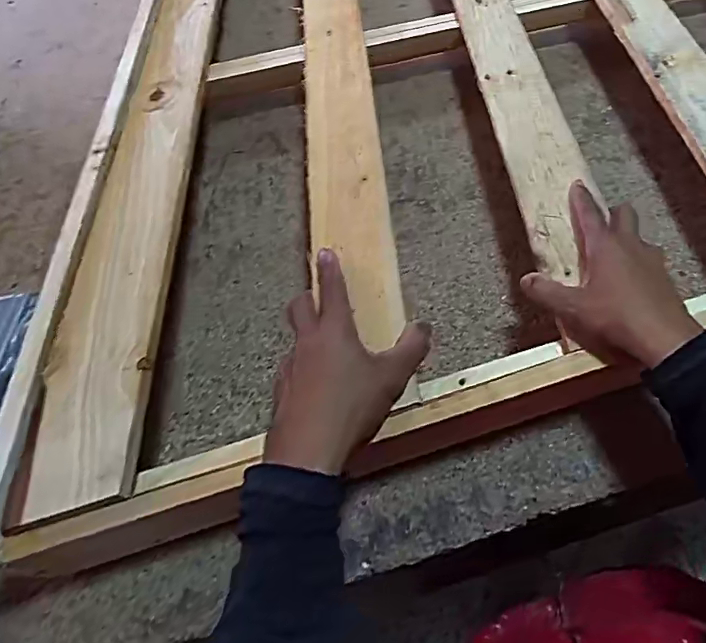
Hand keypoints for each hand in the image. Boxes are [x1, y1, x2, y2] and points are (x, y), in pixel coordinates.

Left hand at [264, 250, 431, 474]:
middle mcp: (307, 343)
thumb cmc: (350, 407)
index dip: (328, 269)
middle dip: (307, 297)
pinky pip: (291, 371)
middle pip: (299, 307)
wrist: (306, 453)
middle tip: (316, 297)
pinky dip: (302, 370)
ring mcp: (290, 368)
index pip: (330, 290)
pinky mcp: (281, 393)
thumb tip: (424, 326)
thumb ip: (411, 350)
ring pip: (294, 340)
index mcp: (333, 331)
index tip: (323, 252)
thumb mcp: (391, 378)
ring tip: (324, 352)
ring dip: (306, 337)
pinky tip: (315, 388)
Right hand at [520, 181, 702, 367]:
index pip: (589, 214)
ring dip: (629, 238)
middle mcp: (630, 245)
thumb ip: (548, 293)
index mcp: (605, 246)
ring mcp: (652, 260)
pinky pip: (651, 260)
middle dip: (613, 212)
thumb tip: (526, 280)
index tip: (577, 184)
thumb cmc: (616, 316)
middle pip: (624, 214)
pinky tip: (635, 280)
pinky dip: (640, 262)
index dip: (581, 198)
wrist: (666, 340)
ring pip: (640, 236)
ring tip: (618, 253)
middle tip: (602, 219)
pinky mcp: (666, 278)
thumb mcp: (575, 308)